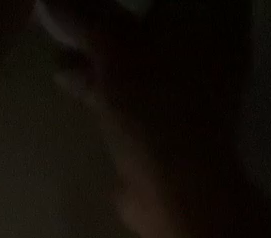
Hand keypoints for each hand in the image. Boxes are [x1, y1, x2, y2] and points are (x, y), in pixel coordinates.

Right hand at [43, 0, 250, 237]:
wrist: (177, 187)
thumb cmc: (155, 105)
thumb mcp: (112, 50)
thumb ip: (85, 14)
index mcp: (212, 4)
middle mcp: (212, 30)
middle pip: (158, 7)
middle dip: (112, 6)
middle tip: (74, 7)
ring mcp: (195, 74)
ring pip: (142, 41)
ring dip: (101, 41)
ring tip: (58, 40)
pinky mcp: (173, 110)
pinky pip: (136, 78)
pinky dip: (105, 74)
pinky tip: (66, 75)